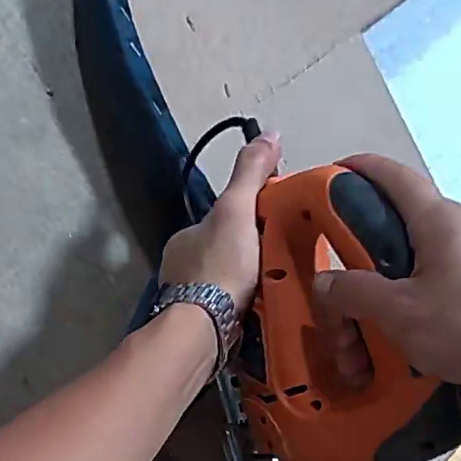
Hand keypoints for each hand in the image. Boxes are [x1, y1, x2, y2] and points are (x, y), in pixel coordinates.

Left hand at [157, 133, 281, 314]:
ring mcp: (188, 299)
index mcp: (184, 237)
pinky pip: (227, 309)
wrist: (206, 328)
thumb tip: (270, 132)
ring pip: (226, 283)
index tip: (275, 225)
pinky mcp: (200, 326)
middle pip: (225, 252)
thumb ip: (250, 173)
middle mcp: (180, 267)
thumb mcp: (237, 209)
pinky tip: (262, 309)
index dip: (249, 217)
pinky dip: (244, 307)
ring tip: (277, 286)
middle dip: (250, 255)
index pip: (222, 219)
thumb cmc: (220, 267)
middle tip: (280, 260)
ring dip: (247, 284)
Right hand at [310, 154, 460, 419]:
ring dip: (375, 322)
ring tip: (360, 363)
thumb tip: (324, 280)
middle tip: (335, 323)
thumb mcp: (401, 310)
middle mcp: (458, 239)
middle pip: (391, 247)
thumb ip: (355, 293)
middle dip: (353, 285)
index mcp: (438, 221)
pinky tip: (394, 367)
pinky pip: (430, 313)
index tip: (328, 178)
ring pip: (407, 287)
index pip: (392, 178)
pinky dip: (404, 336)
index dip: (356, 172)